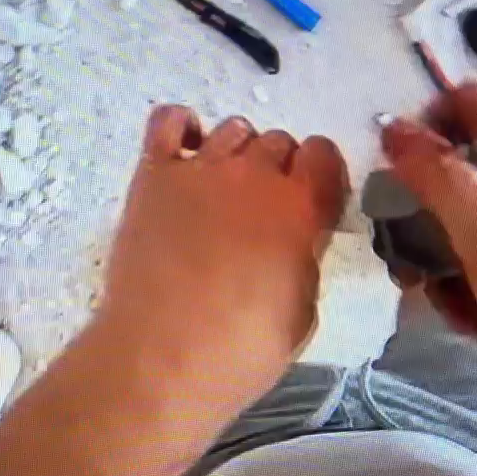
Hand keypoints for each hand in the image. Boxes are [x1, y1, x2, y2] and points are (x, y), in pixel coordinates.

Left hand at [85, 107, 348, 416]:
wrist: (159, 355)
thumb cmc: (239, 350)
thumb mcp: (302, 312)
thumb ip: (304, 257)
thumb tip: (294, 238)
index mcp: (300, 207)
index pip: (323, 153)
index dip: (318, 176)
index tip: (308, 202)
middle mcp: (254, 175)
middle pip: (277, 142)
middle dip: (276, 171)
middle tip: (258, 212)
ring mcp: (200, 168)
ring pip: (232, 129)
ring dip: (235, 155)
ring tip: (220, 193)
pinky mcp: (153, 173)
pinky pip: (168, 120)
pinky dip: (181, 126)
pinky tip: (184, 154)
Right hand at [381, 86, 476, 380]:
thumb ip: (440, 178)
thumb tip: (393, 128)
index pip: (463, 98)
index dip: (423, 122)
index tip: (397, 170)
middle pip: (453, 156)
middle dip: (418, 197)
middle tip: (404, 243)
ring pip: (457, 205)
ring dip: (434, 244)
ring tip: (437, 289)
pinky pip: (476, 241)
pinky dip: (461, 270)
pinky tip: (466, 307)